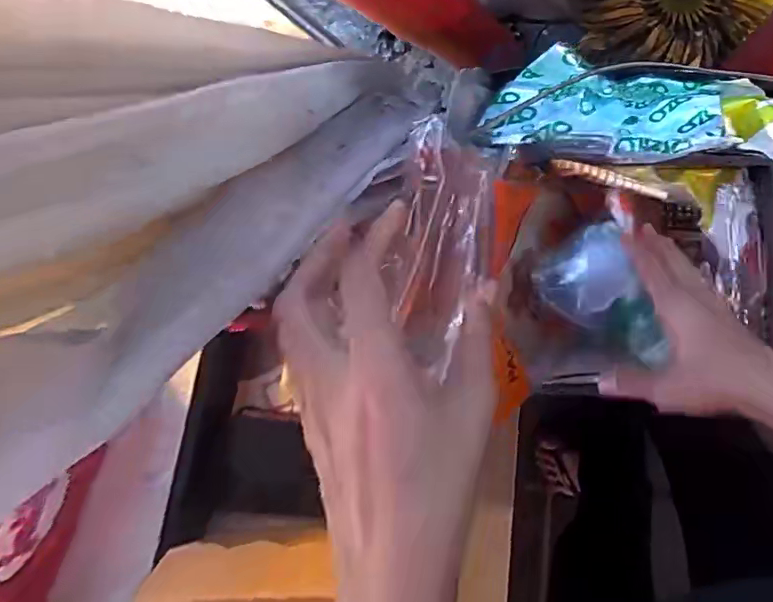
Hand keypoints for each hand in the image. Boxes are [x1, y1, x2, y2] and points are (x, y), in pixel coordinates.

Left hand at [275, 200, 494, 601]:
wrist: (393, 561)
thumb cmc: (441, 479)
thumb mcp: (474, 404)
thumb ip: (479, 337)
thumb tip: (485, 286)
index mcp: (373, 366)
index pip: (357, 283)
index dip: (373, 238)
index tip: (396, 212)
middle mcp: (329, 377)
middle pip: (296, 302)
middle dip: (317, 255)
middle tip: (347, 228)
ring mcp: (310, 404)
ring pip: (287, 331)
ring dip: (307, 286)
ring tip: (340, 265)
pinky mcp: (309, 425)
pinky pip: (298, 357)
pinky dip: (313, 321)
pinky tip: (347, 325)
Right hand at [599, 223, 772, 426]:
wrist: (763, 381)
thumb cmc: (714, 381)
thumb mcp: (668, 389)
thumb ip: (633, 383)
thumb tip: (600, 380)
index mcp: (676, 307)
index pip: (652, 272)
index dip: (638, 252)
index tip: (625, 234)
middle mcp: (693, 296)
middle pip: (672, 262)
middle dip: (656, 244)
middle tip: (643, 226)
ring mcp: (712, 302)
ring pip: (687, 268)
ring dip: (672, 252)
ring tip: (663, 241)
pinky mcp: (724, 312)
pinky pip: (698, 279)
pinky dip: (687, 268)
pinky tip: (690, 275)